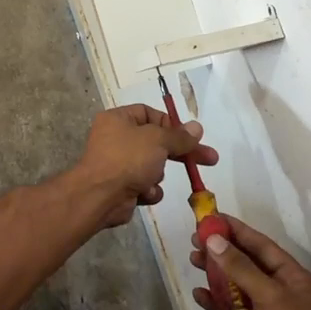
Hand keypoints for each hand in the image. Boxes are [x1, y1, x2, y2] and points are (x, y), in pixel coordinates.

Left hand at [71, 103, 217, 227]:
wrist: (101, 196)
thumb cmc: (127, 159)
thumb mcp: (157, 140)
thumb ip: (179, 136)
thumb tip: (196, 127)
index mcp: (118, 119)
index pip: (149, 114)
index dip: (171, 124)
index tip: (191, 135)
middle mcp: (116, 138)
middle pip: (156, 142)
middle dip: (180, 153)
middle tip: (210, 159)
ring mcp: (118, 163)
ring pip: (152, 165)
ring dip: (158, 174)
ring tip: (151, 178)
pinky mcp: (122, 186)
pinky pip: (145, 184)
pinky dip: (149, 190)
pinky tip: (144, 192)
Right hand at [190, 215, 310, 309]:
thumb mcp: (269, 297)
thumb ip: (240, 267)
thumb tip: (213, 238)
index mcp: (296, 278)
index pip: (263, 245)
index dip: (237, 230)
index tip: (211, 217)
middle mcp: (283, 290)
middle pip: (248, 262)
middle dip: (222, 251)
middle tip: (195, 240)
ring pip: (238, 283)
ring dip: (216, 273)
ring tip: (193, 261)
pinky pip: (233, 307)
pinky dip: (216, 300)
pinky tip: (199, 295)